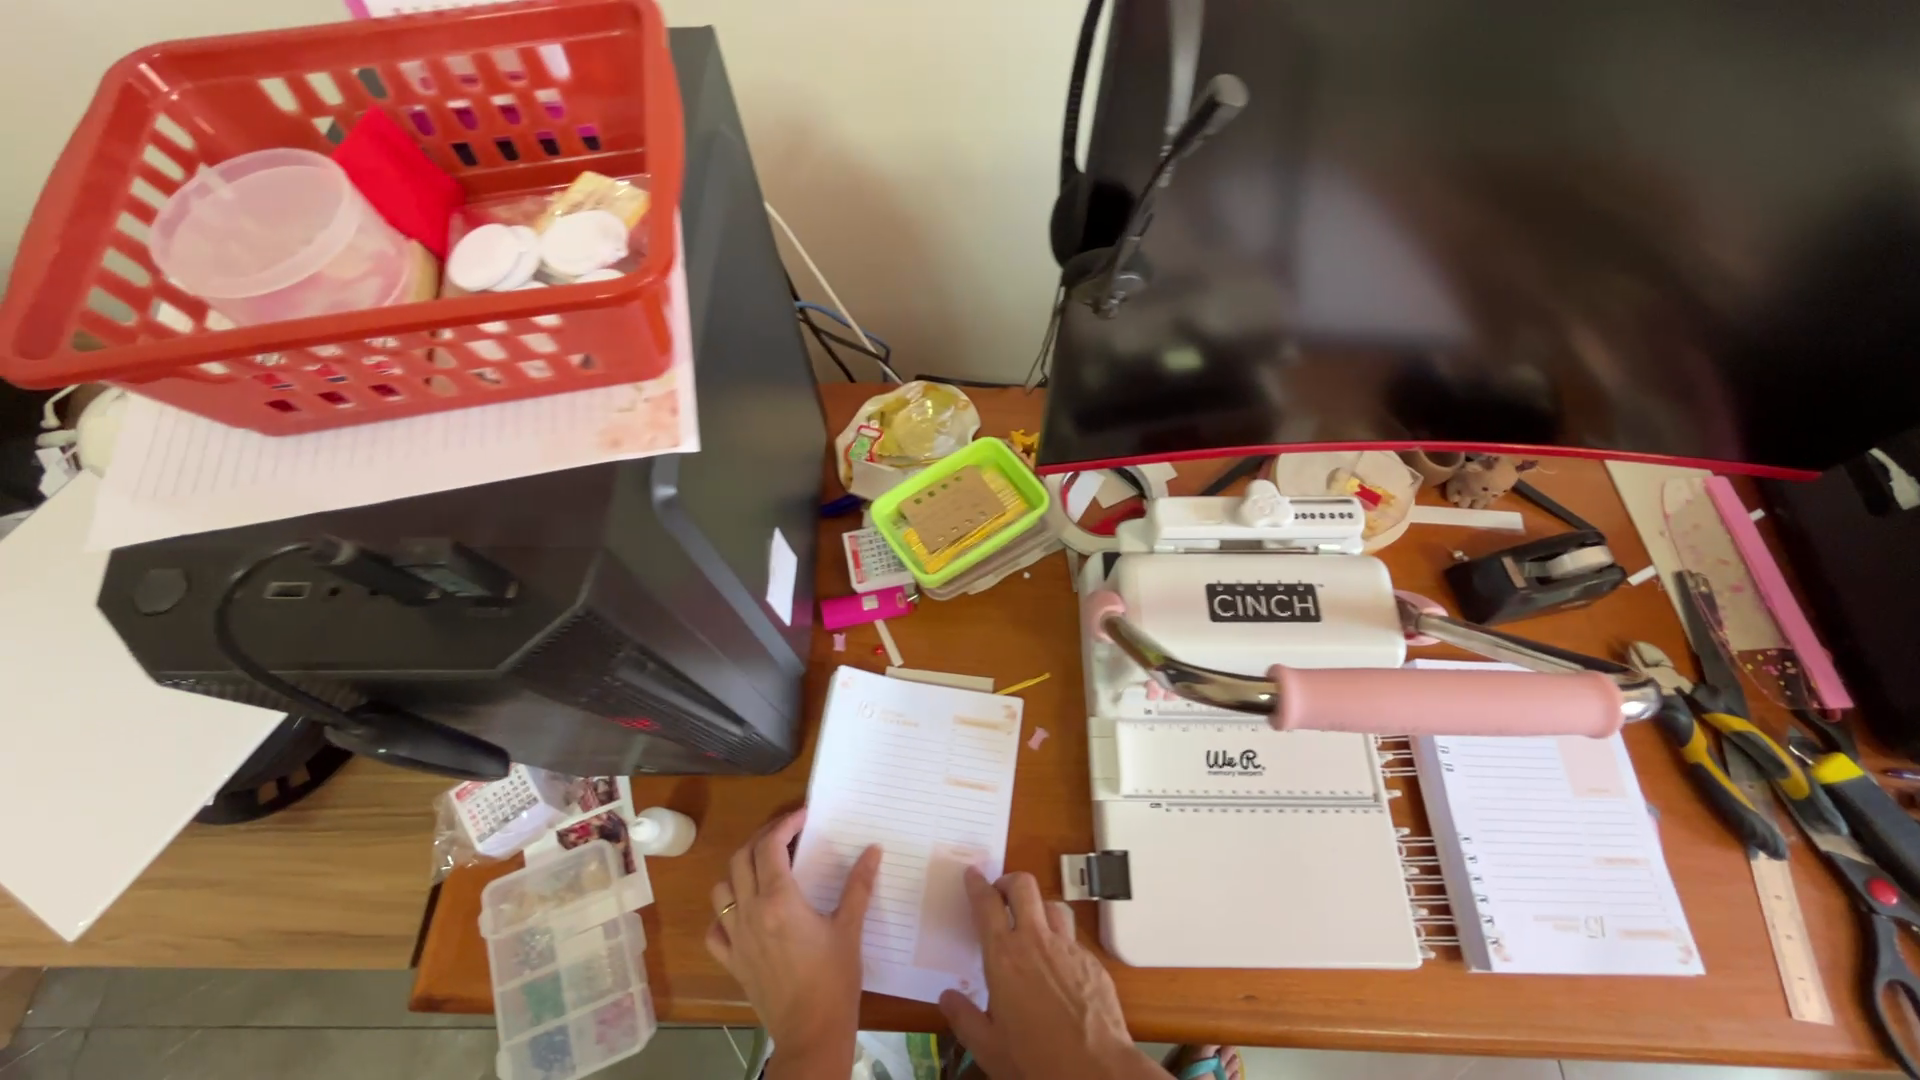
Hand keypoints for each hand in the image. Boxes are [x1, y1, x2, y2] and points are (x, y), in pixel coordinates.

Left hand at [705, 808, 881, 1078]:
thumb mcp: (850, 928)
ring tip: (764, 867)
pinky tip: (743, 912)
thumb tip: (873, 850)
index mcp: (779, 901)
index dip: (784, 825)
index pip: (770, 847)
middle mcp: (750, 913)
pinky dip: (724, 913)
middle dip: (762, 839)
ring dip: (739, 870)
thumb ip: (859, 885)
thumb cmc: (834, 980)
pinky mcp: (732, 962)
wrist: (812, 1033)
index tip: (803, 816)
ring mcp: (736, 939)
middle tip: (786, 834)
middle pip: (741, 859)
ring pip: (721, 889)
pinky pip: (715, 929)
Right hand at [938, 870, 1165, 1079]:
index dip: (977, 884)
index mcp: (1004, 957)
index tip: (972, 874)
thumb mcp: (988, 1048)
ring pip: (1052, 906)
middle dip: (1009, 882)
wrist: (1096, 1072)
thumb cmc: (1035, 1061)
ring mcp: (1068, 948)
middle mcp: (1036, 941)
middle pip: (1023, 886)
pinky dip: (1060, 942)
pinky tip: (1058, 968)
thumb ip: (964, 1018)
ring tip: (1030, 926)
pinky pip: (1072, 938)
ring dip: (1037, 908)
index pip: (987, 904)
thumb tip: (947, 997)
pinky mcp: (1092, 962)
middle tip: (1000, 895)